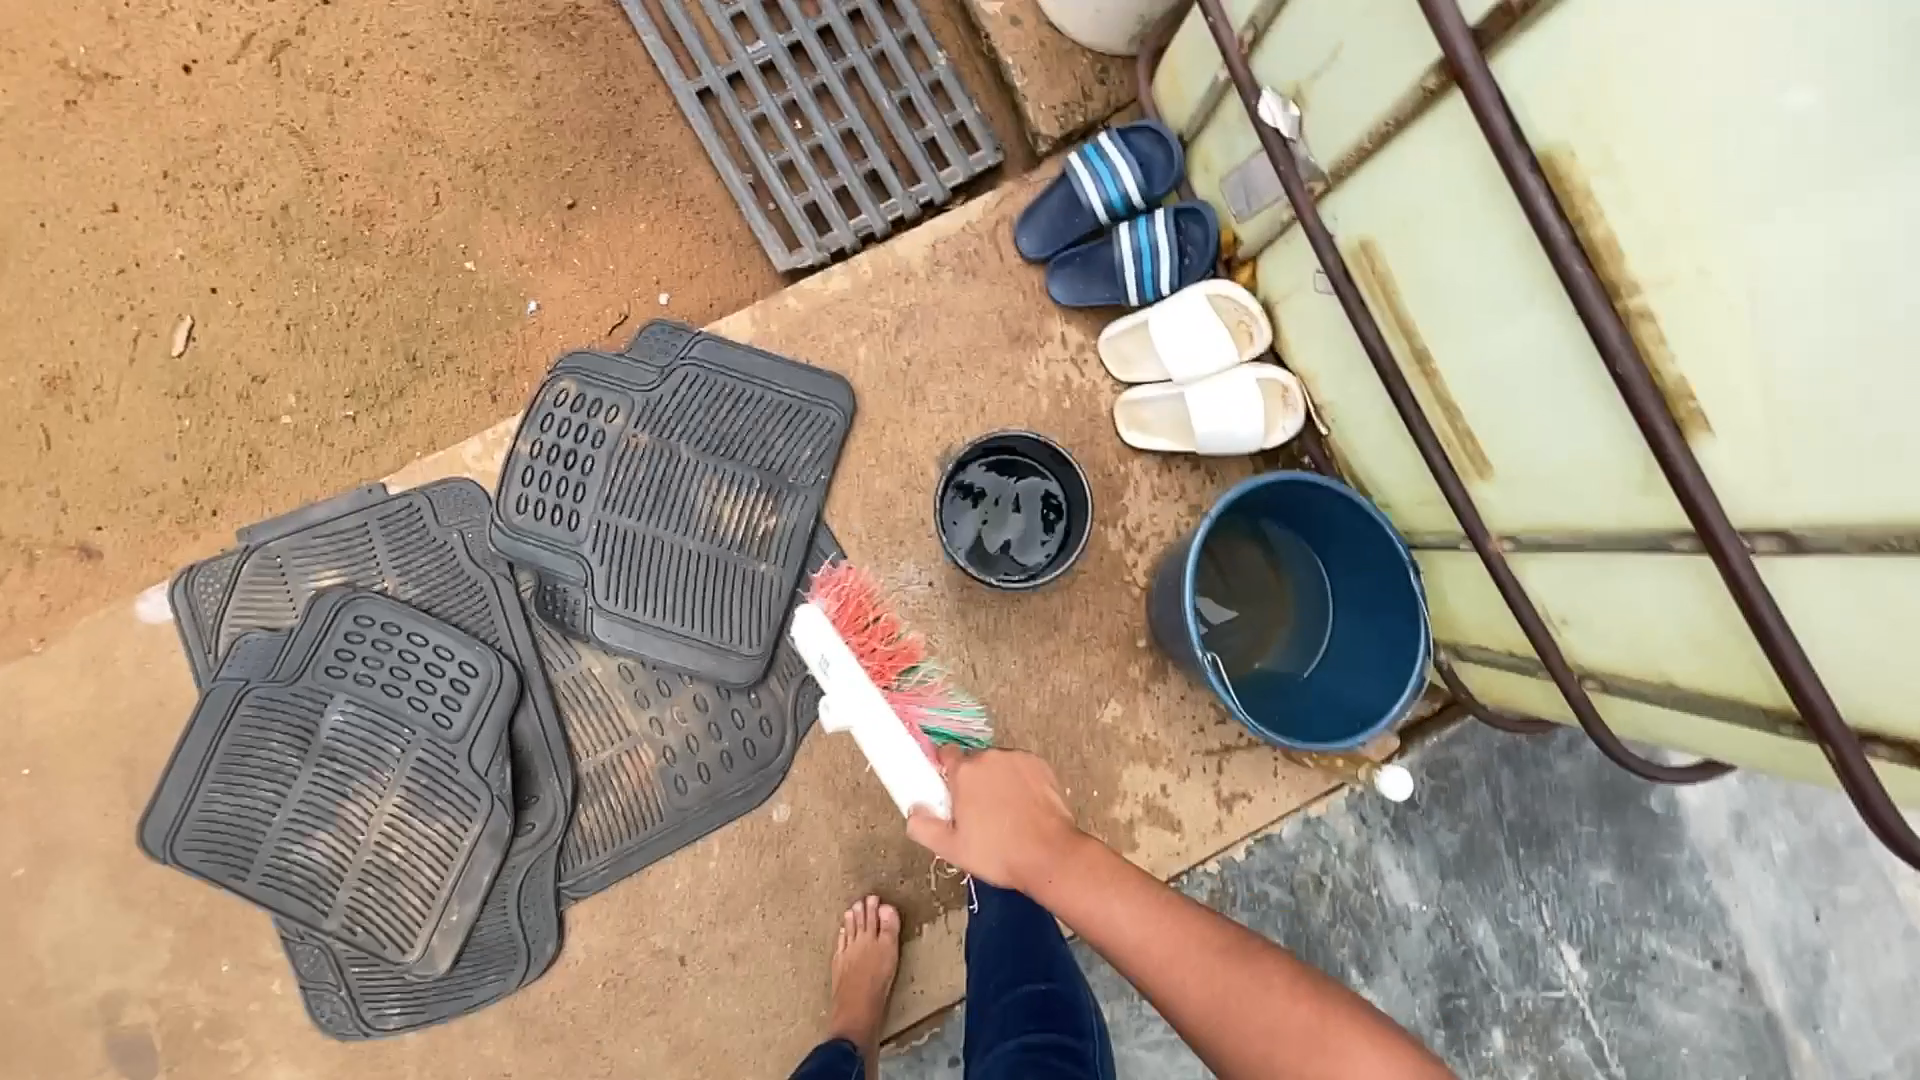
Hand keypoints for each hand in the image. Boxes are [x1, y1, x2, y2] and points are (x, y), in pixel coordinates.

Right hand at [905, 745, 1089, 893]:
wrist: (1049, 855)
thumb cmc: (999, 853)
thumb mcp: (951, 849)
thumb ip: (923, 827)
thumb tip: (914, 811)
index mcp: (964, 771)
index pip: (945, 754)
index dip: (945, 771)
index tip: (949, 790)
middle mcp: (990, 757)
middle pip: (973, 762)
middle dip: (973, 781)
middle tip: (977, 812)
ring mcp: (1017, 759)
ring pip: (998, 765)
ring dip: (997, 780)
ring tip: (1004, 814)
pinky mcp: (1040, 765)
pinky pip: (1021, 768)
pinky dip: (1020, 781)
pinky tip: (1024, 808)